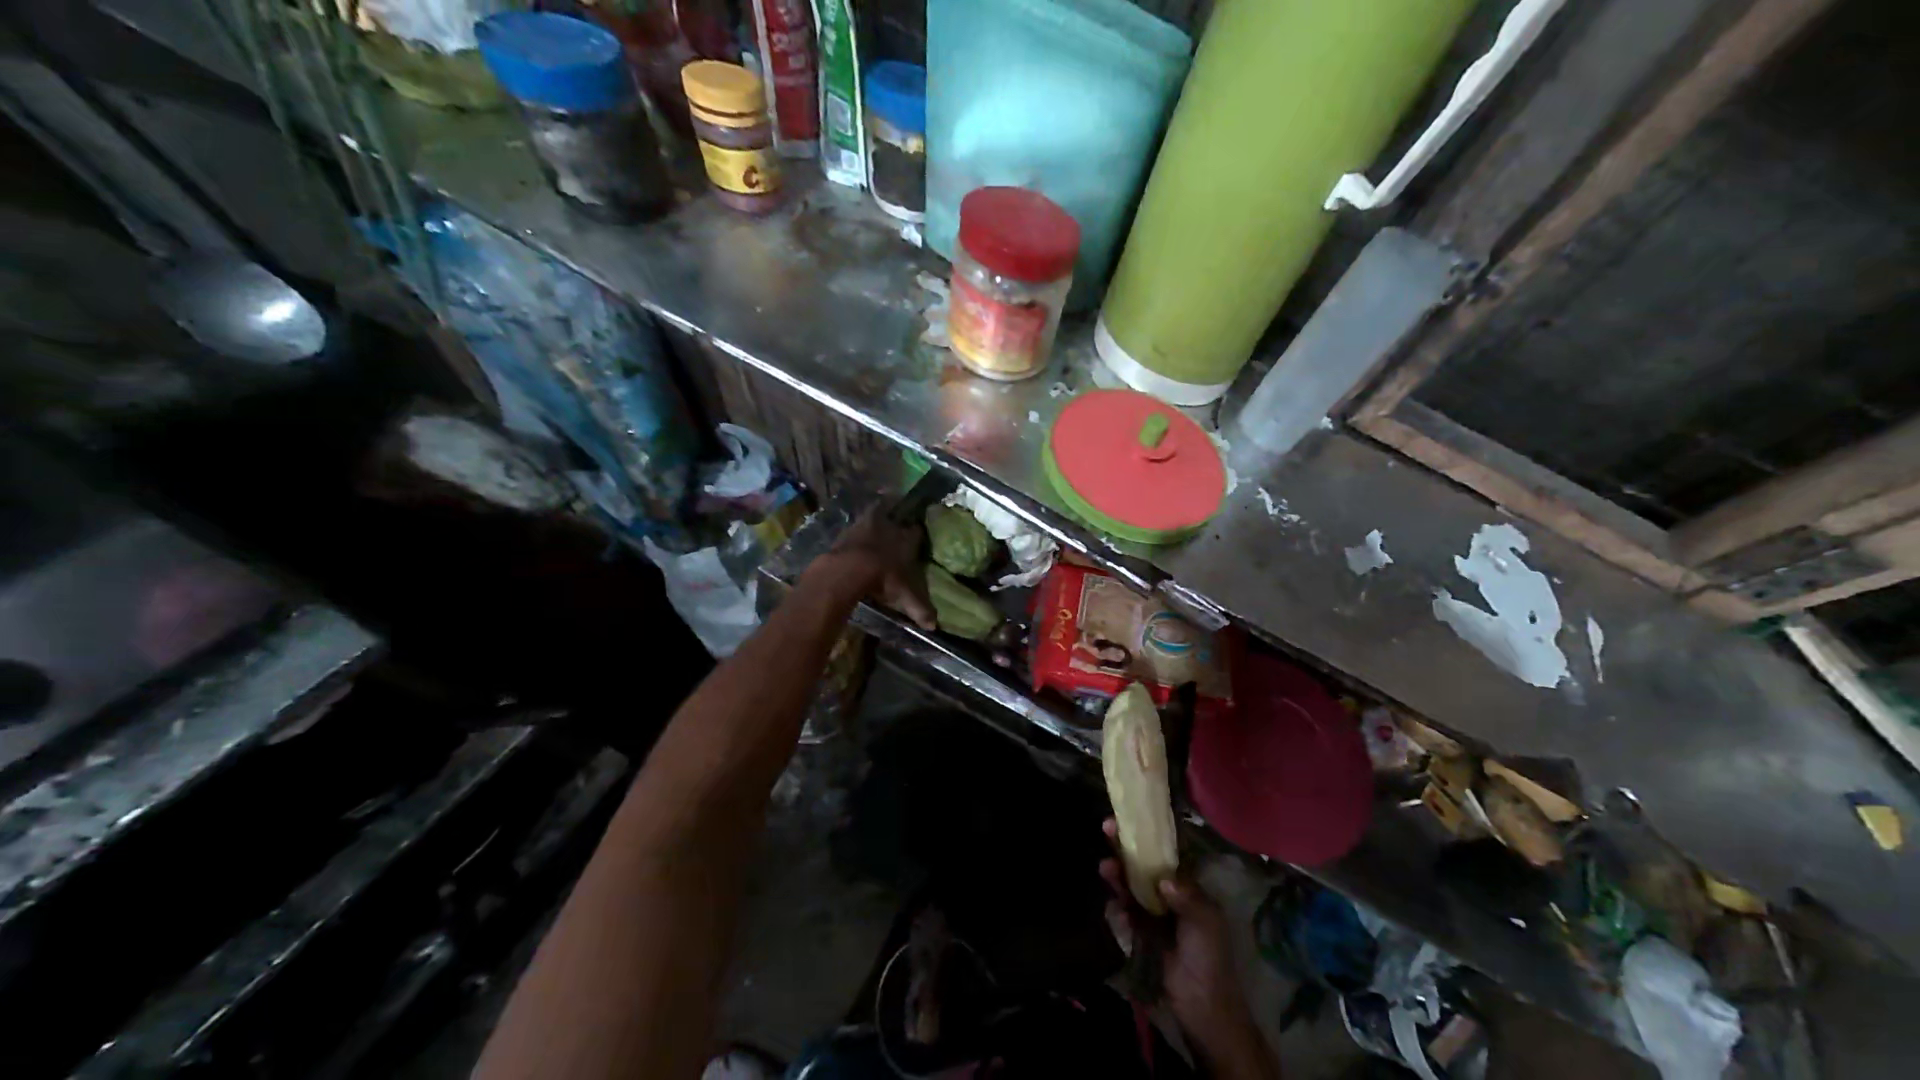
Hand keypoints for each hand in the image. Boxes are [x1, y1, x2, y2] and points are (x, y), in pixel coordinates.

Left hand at [806, 509, 936, 630]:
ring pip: (873, 516)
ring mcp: (865, 525)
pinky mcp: (845, 531)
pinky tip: (853, 540)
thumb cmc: (885, 578)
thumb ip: (920, 608)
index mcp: (907, 539)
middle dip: (894, 520)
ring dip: (873, 521)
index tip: (916, 538)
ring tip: (873, 528)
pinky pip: (853, 527)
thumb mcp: (905, 596)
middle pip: (894, 516)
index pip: (916, 532)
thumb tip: (933, 626)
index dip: (916, 535)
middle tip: (893, 526)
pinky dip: (854, 534)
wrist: (850, 568)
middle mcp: (888, 526)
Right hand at [1100, 820, 1277, 1079]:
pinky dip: (1117, 909)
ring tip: (1105, 867)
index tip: (1132, 818)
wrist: (1202, 1005)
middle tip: (1107, 827)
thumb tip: (1163, 880)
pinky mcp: (1137, 932)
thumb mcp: (1206, 923)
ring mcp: (1150, 913)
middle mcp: (1166, 894)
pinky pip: (1122, 913)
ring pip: (1128, 885)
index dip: (1149, 836)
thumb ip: (1187, 898)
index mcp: (1187, 887)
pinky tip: (1117, 910)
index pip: (1165, 854)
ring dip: (1116, 874)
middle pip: (1141, 865)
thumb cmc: (1210, 957)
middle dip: (1124, 847)